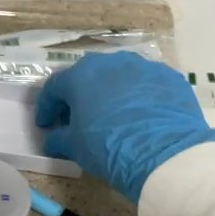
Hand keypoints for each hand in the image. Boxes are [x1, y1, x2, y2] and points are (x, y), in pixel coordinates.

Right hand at [35, 51, 214, 201]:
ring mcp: (143, 66)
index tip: (45, 125)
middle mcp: (110, 62)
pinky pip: (145, 85)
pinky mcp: (168, 77)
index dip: (46, 108)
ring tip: (110, 117)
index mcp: (80, 76)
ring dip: (109, 94)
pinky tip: (139, 118)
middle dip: (78, 98)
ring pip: (117, 77)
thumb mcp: (74, 147)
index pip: (54, 88)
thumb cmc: (107, 146)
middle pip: (86, 77)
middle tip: (76, 120)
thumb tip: (54, 139)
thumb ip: (59, 139)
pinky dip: (136, 98)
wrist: (164, 153)